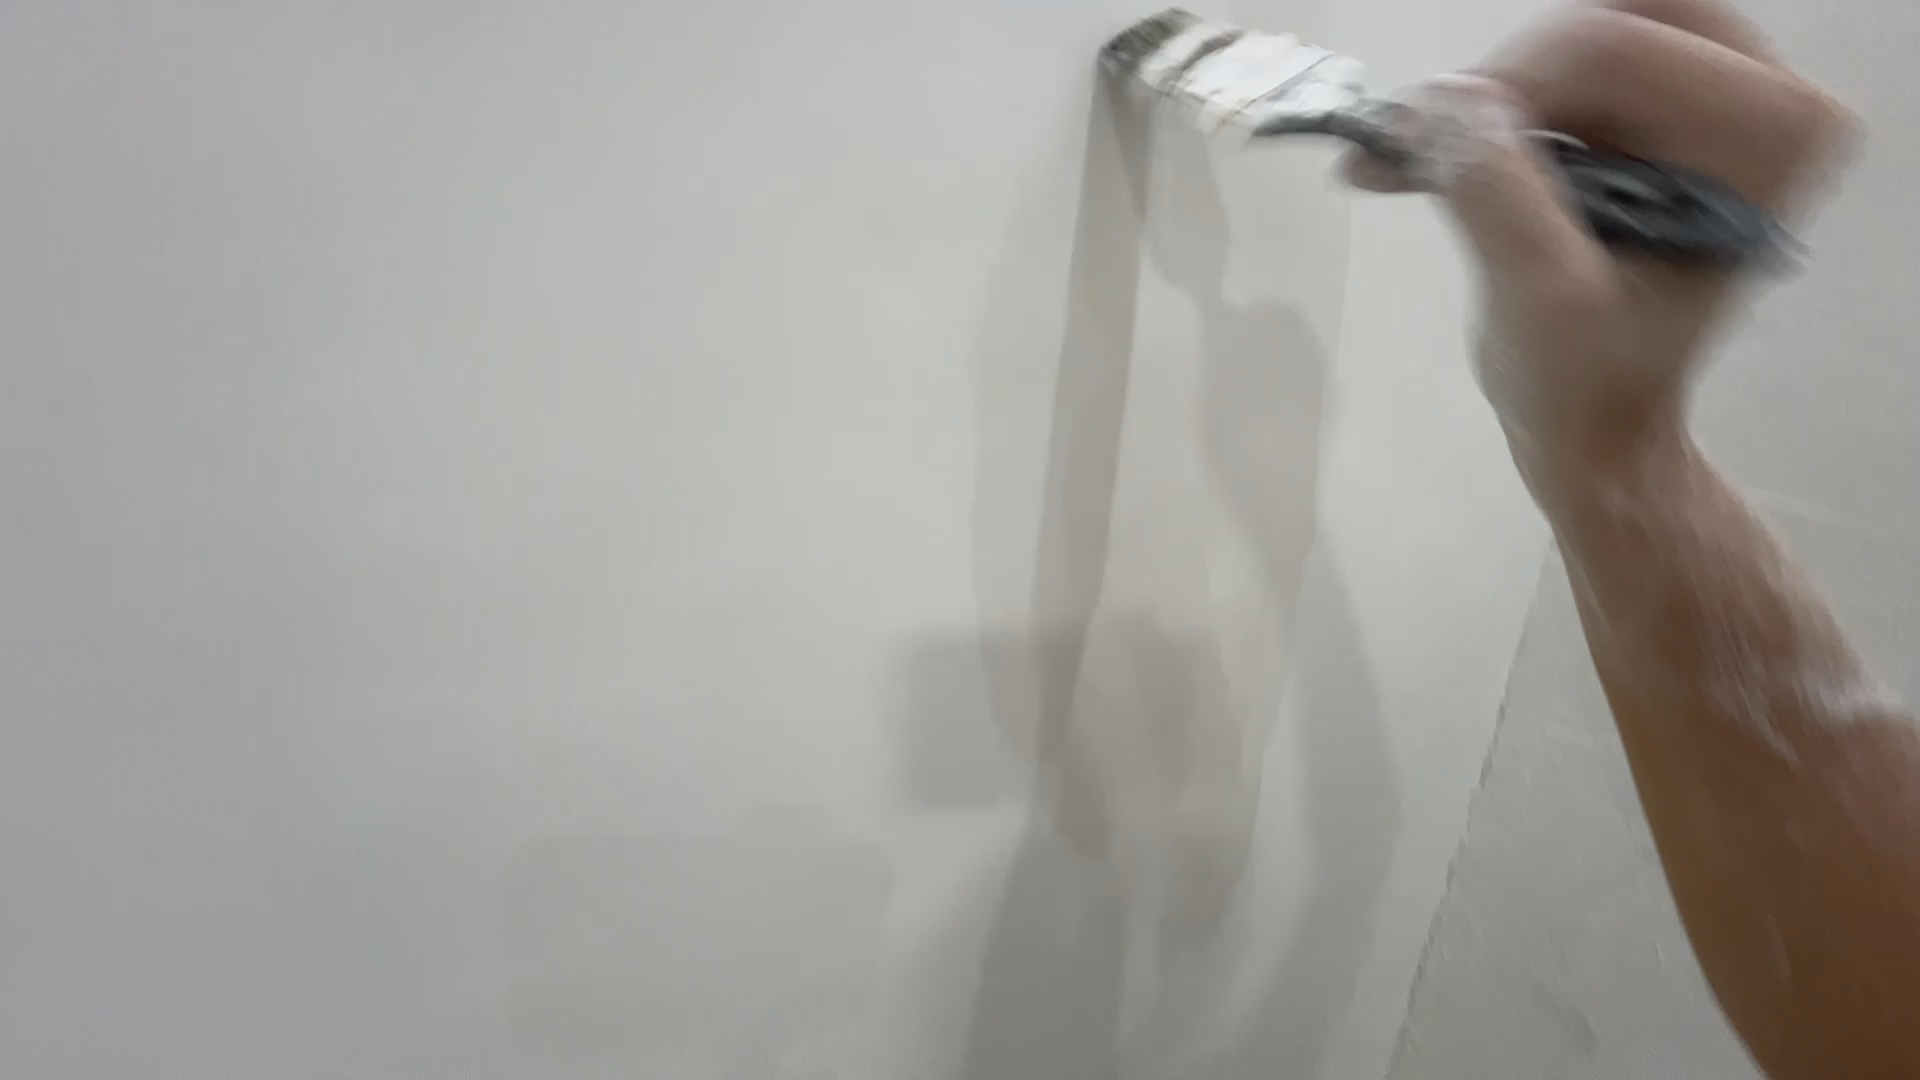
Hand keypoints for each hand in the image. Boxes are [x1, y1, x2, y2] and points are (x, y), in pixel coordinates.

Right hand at [1341, 0, 1855, 490]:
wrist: (1590, 424)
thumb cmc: (1573, 379)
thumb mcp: (1533, 294)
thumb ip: (1494, 191)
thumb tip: (1432, 102)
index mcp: (1761, 132)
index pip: (1613, 48)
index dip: (1496, 86)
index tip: (1404, 143)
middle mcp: (1760, 102)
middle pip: (1605, 28)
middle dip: (1492, 88)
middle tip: (1409, 151)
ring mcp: (1712, 115)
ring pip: (1581, 51)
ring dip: (1482, 105)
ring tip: (1404, 162)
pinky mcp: (1660, 137)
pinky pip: (1571, 91)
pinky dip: (1492, 123)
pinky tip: (1431, 164)